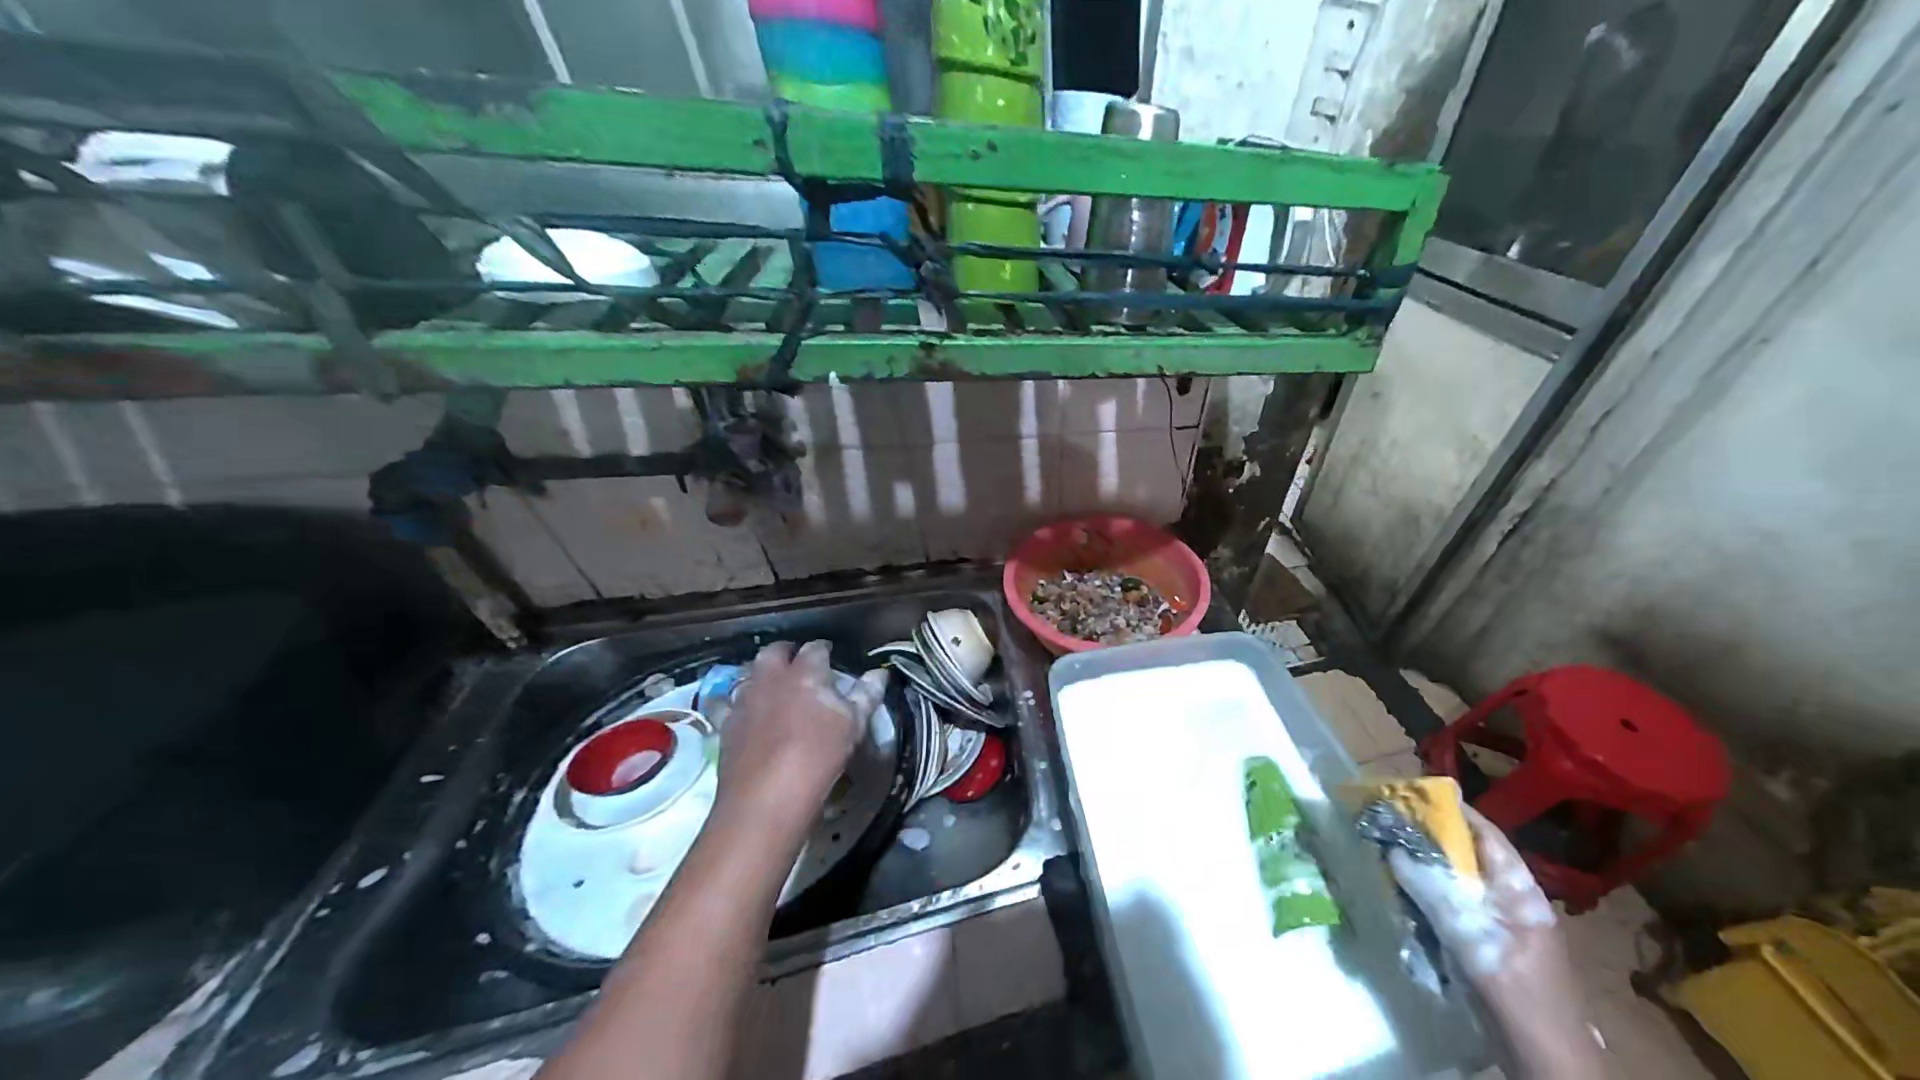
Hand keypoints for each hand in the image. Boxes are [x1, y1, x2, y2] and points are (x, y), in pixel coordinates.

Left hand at [715, 641, 886, 822]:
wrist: (766, 796)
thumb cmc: (818, 756)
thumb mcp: (853, 725)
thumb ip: (866, 695)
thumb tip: (880, 673)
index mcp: (805, 673)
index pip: (815, 649)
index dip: (823, 649)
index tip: (830, 653)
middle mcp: (771, 678)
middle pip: (774, 652)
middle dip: (786, 652)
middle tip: (796, 661)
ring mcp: (745, 699)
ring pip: (749, 673)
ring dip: (761, 673)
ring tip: (772, 684)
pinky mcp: (726, 724)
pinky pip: (727, 703)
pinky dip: (736, 701)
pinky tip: (743, 711)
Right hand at [1387, 803, 1557, 979]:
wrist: (1543, 1054)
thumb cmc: (1516, 988)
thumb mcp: (1473, 937)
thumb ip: (1434, 892)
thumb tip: (1393, 849)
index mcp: (1519, 890)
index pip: (1486, 835)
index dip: (1453, 810)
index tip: (1412, 792)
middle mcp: (1508, 898)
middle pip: (1466, 854)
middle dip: (1428, 836)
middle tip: (1386, 819)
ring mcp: (1496, 921)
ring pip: (1453, 880)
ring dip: (1421, 866)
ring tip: (1383, 849)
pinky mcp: (1481, 941)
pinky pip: (1447, 905)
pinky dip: (1422, 894)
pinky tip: (1398, 892)